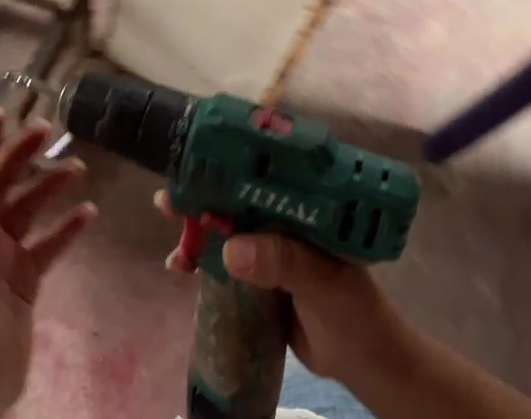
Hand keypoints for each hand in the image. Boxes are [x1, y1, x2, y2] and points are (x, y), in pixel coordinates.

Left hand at [0, 108, 95, 418]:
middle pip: (1, 187)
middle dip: (20, 155)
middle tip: (48, 128)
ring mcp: (4, 261)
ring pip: (28, 212)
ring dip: (49, 188)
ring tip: (77, 169)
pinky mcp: (25, 282)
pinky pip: (48, 246)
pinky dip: (66, 230)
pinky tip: (88, 215)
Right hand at [155, 191, 410, 389]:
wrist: (363, 364)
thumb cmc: (353, 311)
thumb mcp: (321, 280)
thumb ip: (282, 262)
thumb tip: (231, 250)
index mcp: (303, 207)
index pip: (261, 176)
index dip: (226, 169)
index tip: (192, 166)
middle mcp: (283, 221)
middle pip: (234, 201)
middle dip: (200, 198)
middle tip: (167, 201)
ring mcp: (269, 249)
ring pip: (224, 231)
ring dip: (195, 233)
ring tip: (173, 245)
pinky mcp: (257, 277)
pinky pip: (222, 264)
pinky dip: (199, 261)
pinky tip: (179, 266)